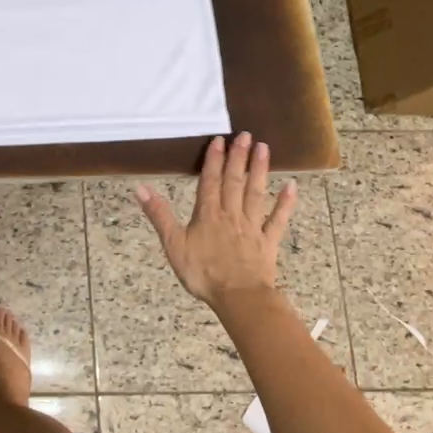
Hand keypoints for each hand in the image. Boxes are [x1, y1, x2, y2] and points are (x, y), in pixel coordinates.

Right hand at [136, 133, 297, 308]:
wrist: (239, 297)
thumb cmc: (203, 273)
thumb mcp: (174, 245)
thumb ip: (159, 215)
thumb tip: (141, 189)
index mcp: (208, 215)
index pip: (210, 181)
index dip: (214, 159)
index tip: (219, 139)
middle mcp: (231, 214)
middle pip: (235, 181)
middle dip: (239, 157)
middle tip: (246, 135)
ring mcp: (252, 227)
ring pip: (256, 193)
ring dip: (260, 170)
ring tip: (264, 148)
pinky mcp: (268, 242)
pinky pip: (278, 219)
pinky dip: (285, 203)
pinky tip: (291, 186)